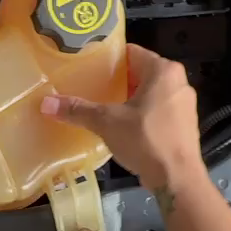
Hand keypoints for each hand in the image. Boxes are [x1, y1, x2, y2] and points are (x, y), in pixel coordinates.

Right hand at [41, 43, 203, 186]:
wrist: (176, 177)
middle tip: (93, 91)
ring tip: (106, 110)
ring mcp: (184, 103)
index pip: (131, 53)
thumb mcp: (107, 123)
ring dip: (130, 100)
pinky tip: (125, 130)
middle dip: (118, 82)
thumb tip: (45, 103)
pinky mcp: (184, 124)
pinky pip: (158, 112)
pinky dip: (142, 116)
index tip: (91, 69)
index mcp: (163, 70)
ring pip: (151, 94)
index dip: (110, 60)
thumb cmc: (145, 140)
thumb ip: (78, 110)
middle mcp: (178, 81)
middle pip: (141, 73)